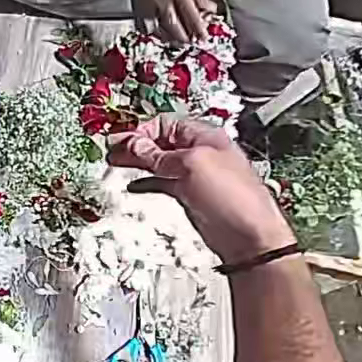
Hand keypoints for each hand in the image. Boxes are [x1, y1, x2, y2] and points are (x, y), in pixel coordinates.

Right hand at [109, 115, 295, 264]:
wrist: (250, 238)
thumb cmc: (234, 198)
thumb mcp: (192, 165)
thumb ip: (160, 155)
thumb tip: (135, 144)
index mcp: (205, 136)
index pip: (165, 124)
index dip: (141, 131)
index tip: (121, 141)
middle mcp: (200, 153)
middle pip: (160, 142)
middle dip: (135, 144)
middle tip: (111, 150)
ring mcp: (195, 175)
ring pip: (159, 162)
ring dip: (137, 162)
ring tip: (116, 162)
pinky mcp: (191, 196)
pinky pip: (163, 183)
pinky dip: (147, 182)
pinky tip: (134, 184)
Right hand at [118, 0, 212, 43]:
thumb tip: (211, 10)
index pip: (194, 15)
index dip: (200, 29)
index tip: (204, 37)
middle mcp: (165, 0)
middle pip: (177, 27)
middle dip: (186, 38)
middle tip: (192, 42)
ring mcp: (150, 6)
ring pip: (161, 30)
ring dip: (171, 39)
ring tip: (178, 41)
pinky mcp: (139, 8)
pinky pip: (145, 27)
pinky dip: (152, 33)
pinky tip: (159, 34)